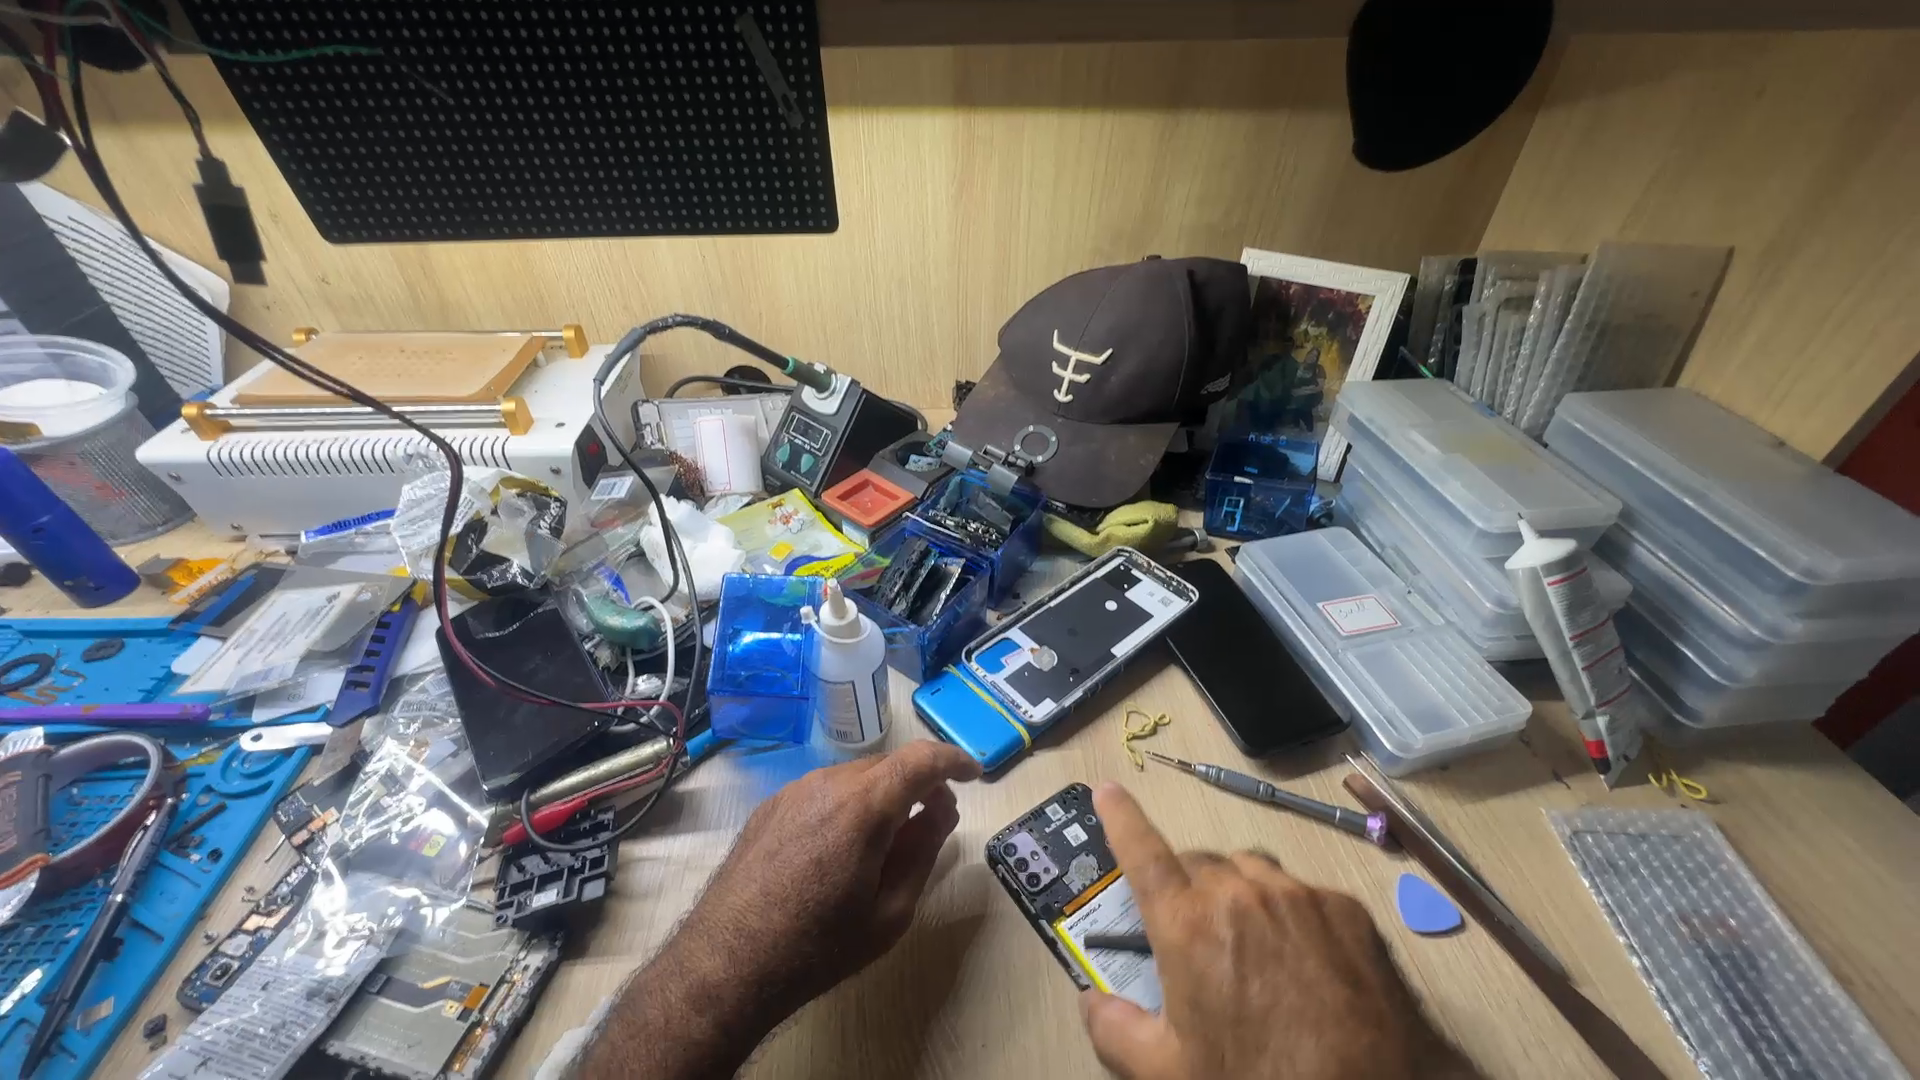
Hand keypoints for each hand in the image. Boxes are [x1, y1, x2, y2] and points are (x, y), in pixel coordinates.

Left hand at [670, 740, 981, 1019]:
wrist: (727, 963)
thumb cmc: (819, 946)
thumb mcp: (890, 911)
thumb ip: (924, 849)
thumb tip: (942, 808)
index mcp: (864, 806)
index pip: (921, 760)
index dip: (954, 759)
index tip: (973, 774)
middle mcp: (828, 783)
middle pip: (889, 765)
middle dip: (920, 783)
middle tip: (934, 819)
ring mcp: (794, 791)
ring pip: (855, 776)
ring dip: (883, 794)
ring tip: (888, 840)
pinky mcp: (771, 805)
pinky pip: (825, 790)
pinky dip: (849, 803)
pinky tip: (843, 847)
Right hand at [1080, 783, 1475, 1079]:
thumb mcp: (1167, 1074)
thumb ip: (1115, 1030)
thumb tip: (1091, 1000)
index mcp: (1188, 925)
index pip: (1142, 854)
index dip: (1121, 818)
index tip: (1107, 789)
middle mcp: (1239, 894)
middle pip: (1200, 865)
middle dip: (1189, 887)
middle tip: (1196, 935)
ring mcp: (1298, 895)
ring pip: (1252, 871)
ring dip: (1239, 892)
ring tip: (1253, 944)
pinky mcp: (1347, 909)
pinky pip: (1303, 892)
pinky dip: (1291, 913)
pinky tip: (1307, 961)